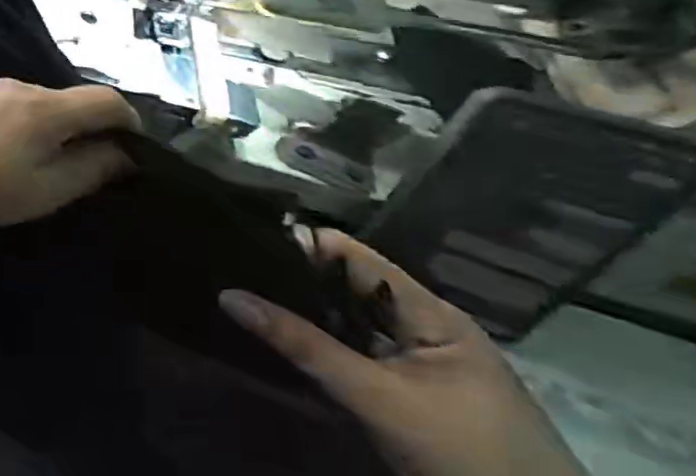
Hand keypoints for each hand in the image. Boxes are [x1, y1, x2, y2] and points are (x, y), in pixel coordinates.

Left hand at [0, 79, 140, 237]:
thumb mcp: (49, 190)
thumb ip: (94, 167)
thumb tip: (125, 154)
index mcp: (44, 106)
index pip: (106, 98)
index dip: (130, 122)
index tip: (135, 151)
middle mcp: (23, 84)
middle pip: (76, 98)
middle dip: (94, 126)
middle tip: (99, 164)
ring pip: (49, 100)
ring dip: (64, 124)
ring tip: (59, 161)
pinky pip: (24, 102)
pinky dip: (38, 121)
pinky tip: (25, 150)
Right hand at [220, 230, 587, 475]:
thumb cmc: (466, 455)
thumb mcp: (377, 398)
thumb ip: (303, 346)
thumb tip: (228, 296)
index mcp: (430, 312)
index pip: (352, 255)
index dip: (302, 244)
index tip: (246, 241)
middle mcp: (426, 325)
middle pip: (350, 285)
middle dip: (298, 279)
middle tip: (238, 270)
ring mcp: (423, 360)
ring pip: (353, 320)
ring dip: (309, 312)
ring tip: (249, 295)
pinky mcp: (415, 390)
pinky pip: (361, 351)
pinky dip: (326, 343)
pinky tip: (287, 339)